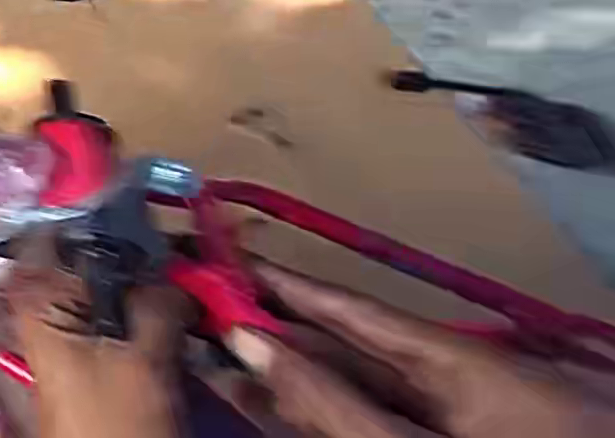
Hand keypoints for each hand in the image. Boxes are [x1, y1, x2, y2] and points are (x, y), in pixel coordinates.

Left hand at [6, 235, 189, 437]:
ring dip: (144, 279)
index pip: (66, 229)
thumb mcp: (142, 363)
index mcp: (34, 286)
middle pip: (90, 256)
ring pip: (105, 284)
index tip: (154, 201)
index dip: (108, 215)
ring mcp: (58, 319)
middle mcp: (38, 292)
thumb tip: (176, 268)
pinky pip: (112, 311)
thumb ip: (155, 305)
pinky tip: (181, 303)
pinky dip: (142, 306)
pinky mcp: (83, 345)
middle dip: (135, 250)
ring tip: (192, 268)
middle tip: (188, 241)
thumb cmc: (114, 425)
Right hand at [229, 264, 614, 437]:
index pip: (346, 303)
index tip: (208, 254)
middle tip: (198, 311)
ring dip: (289, 376)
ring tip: (215, 359)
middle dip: (273, 331)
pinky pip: (379, 423)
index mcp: (474, 369)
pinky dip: (322, 412)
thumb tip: (239, 335)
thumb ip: (321, 397)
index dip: (275, 278)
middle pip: (350, 346)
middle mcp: (475, 388)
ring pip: (362, 390)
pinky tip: (265, 402)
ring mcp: (475, 428)